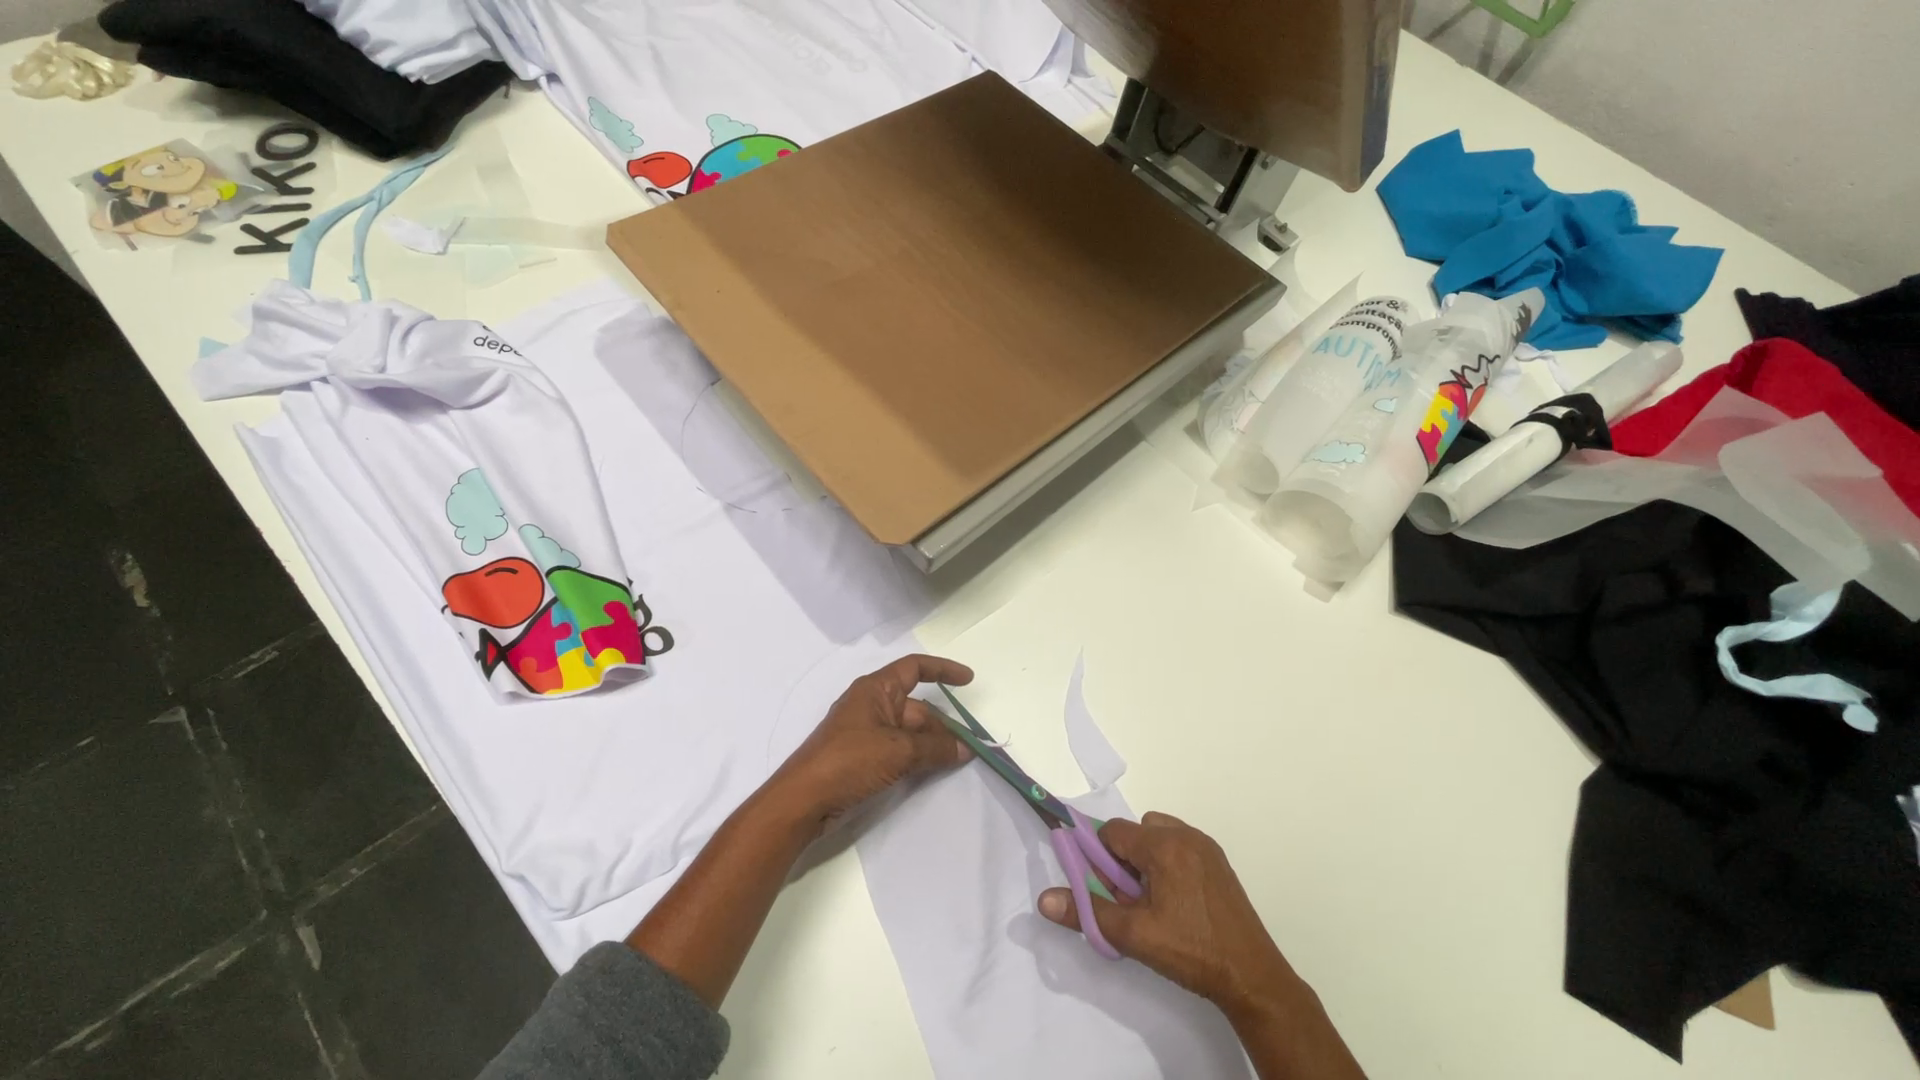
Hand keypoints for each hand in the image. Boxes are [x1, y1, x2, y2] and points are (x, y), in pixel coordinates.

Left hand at [766, 654, 974, 834]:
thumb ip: (935, 748)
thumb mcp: (898, 751)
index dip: (943, 670)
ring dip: (933, 744)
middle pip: (917, 707)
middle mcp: (871, 706)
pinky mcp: (863, 759)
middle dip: (943, 724)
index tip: (968, 680)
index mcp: (874, 690)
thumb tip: (966, 748)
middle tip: (970, 747)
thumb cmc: (848, 761)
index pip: (914, 668)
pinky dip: (918, 757)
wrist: (803, 800)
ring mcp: (866, 734)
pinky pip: (899, 750)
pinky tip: (934, 770)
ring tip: (958, 760)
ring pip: (910, 732)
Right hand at [1039, 813, 1366, 1078]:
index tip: (1109, 893)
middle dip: (1123, 862)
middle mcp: (1186, 836)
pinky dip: (1167, 866)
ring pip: (1157, 839)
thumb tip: (1044, 899)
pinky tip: (1174, 905)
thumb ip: (1087, 911)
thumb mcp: (1132, 935)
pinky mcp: (1219, 864)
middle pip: (1135, 833)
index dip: (1100, 861)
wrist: (1252, 976)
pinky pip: (1179, 848)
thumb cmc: (1190, 951)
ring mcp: (1207, 848)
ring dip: (1144, 863)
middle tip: (1131, 902)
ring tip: (1152, 905)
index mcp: (1164, 846)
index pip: (1112, 832)